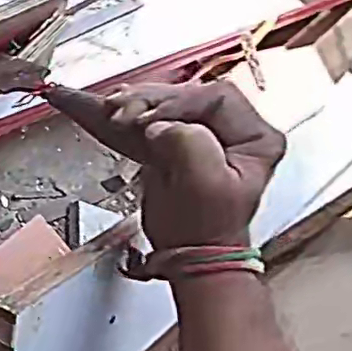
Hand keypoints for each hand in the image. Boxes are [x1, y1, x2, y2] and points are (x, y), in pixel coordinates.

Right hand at [48, 81, 284, 248]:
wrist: (189, 253)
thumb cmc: (204, 226)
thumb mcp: (203, 185)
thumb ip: (188, 146)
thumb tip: (159, 124)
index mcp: (253, 137)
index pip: (214, 99)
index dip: (176, 102)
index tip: (144, 120)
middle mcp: (228, 131)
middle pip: (183, 97)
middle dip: (147, 100)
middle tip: (116, 110)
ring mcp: (196, 138)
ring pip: (160, 106)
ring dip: (130, 104)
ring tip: (105, 107)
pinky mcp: (168, 148)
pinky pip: (142, 125)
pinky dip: (118, 117)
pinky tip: (98, 106)